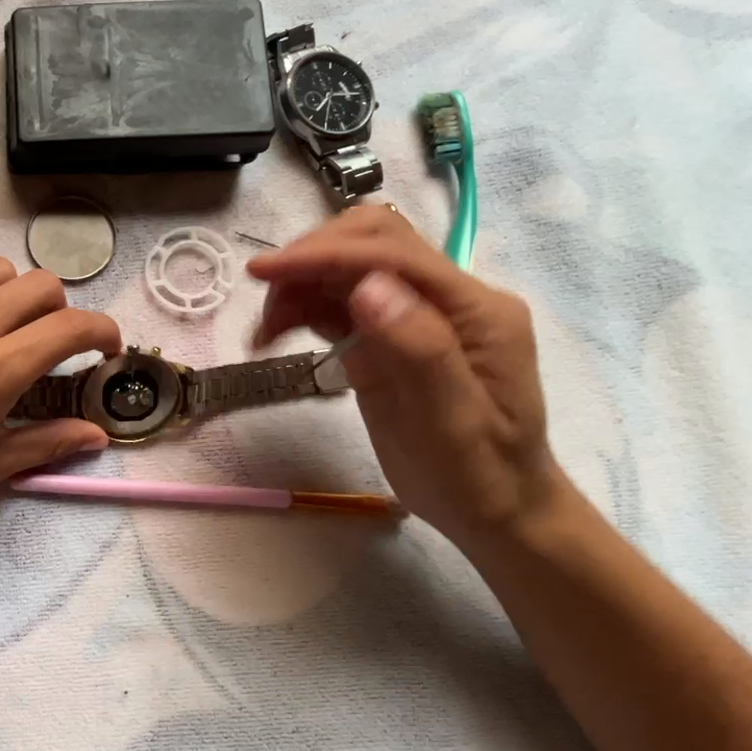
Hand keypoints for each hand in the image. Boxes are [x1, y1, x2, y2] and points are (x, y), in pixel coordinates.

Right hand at [247, 206, 567, 545]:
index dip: (324, 255)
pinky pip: (338, 303)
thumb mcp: (452, 422)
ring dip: (298, 286)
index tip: (260, 273)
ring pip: (346, 269)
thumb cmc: (477, 472)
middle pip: (371, 242)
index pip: (392, 256)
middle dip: (309, 261)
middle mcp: (446, 298)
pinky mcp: (385, 336)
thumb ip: (419, 349)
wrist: (491, 508)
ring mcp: (414, 315)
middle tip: (265, 308)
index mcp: (475, 309)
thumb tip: (369, 287)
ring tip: (265, 335)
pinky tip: (276, 336)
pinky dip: (300, 308)